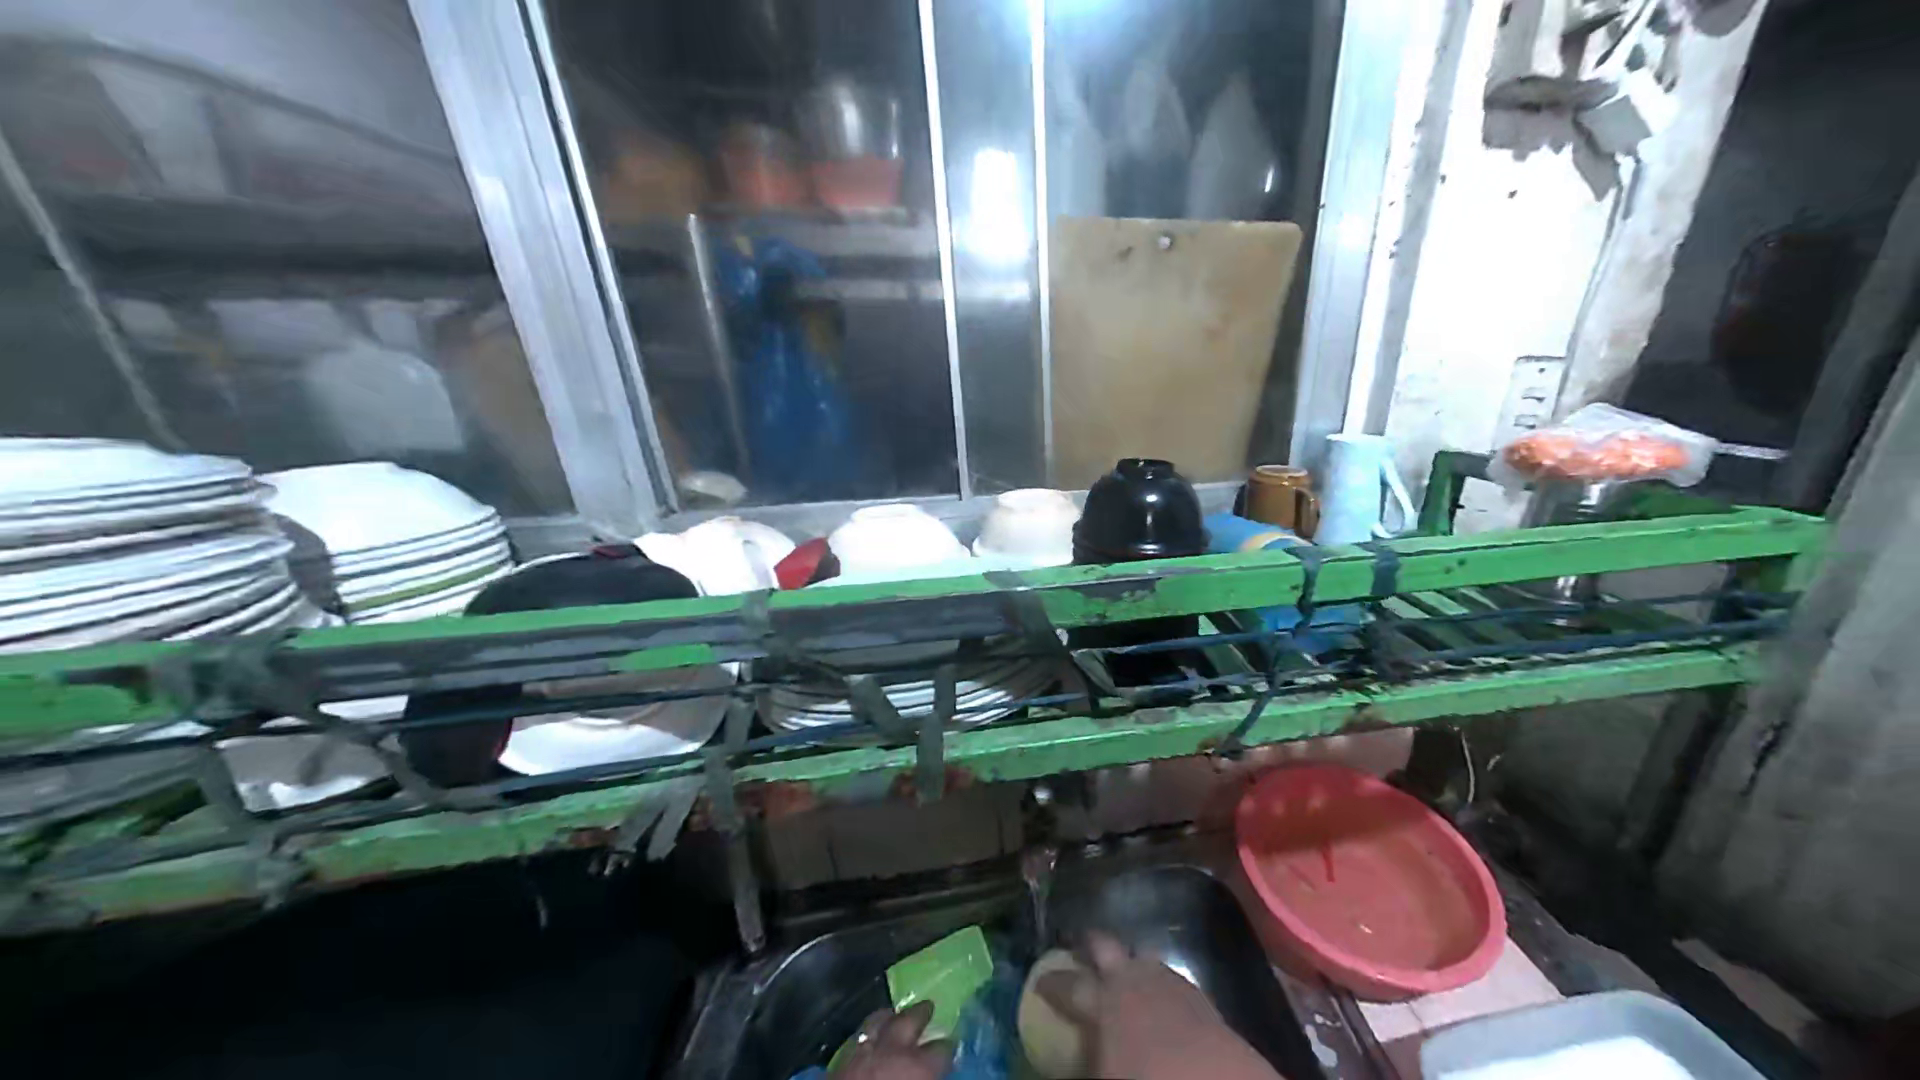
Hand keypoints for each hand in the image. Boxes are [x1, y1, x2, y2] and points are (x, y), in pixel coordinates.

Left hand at [831, 1000, 954, 1079]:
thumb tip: (936, 1076)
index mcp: (918, 1069)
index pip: (942, 1051)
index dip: (948, 1050)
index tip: (952, 1047)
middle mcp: (893, 1051)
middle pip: (910, 1021)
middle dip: (921, 1014)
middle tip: (929, 1006)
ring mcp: (864, 1053)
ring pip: (879, 1021)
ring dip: (890, 1017)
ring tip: (895, 1014)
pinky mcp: (840, 1063)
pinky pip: (857, 1037)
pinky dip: (867, 1033)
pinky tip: (868, 1038)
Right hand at [1035, 932, 1284, 1079]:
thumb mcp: (1103, 1075)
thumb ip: (1079, 1065)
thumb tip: (1058, 1065)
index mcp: (1103, 1001)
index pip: (1067, 984)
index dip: (1050, 982)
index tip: (1038, 982)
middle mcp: (1133, 980)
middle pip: (1105, 947)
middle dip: (1090, 945)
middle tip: (1078, 950)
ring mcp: (1171, 985)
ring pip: (1144, 958)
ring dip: (1130, 962)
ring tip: (1122, 973)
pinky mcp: (1204, 1001)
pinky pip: (1173, 981)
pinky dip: (1161, 985)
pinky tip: (1162, 1002)